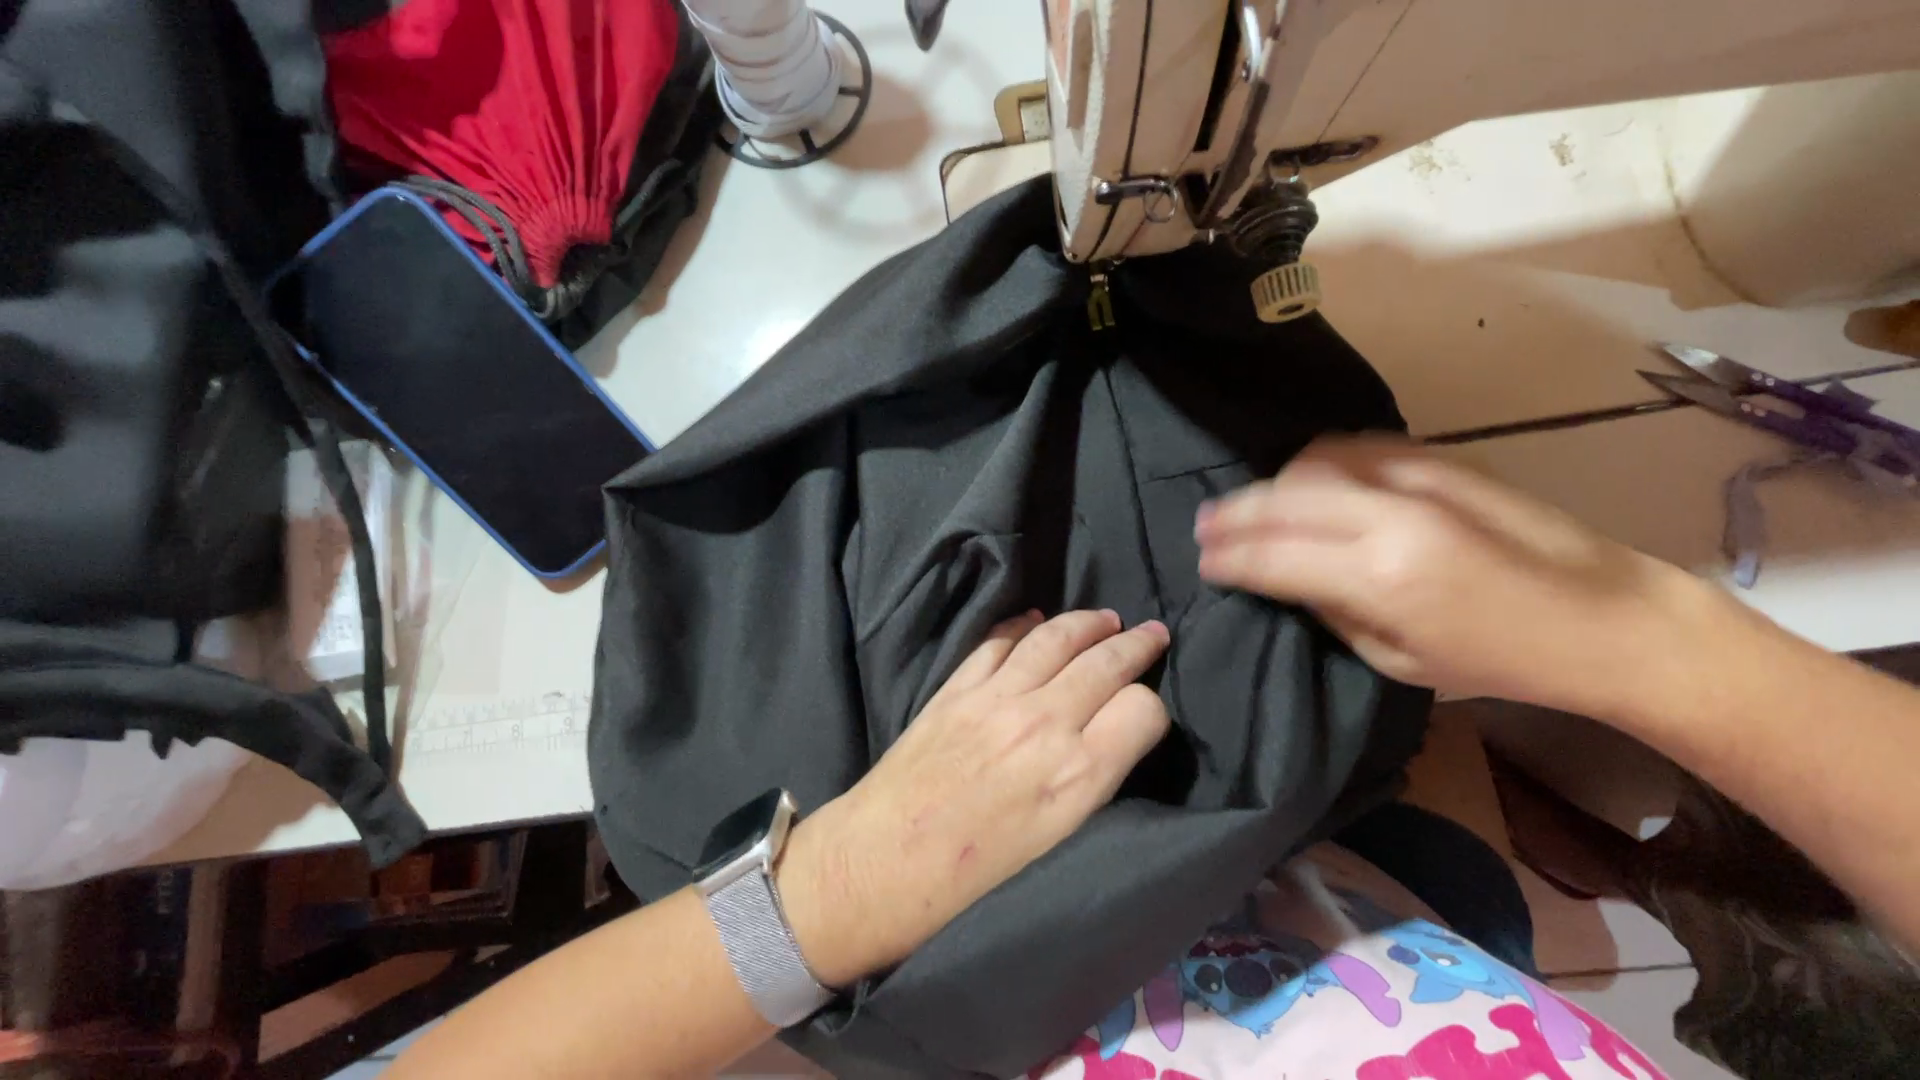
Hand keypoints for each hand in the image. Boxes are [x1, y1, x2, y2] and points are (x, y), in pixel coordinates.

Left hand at [778, 610, 1170, 986]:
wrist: (877, 868)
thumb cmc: (971, 886)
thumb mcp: (1057, 847)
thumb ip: (1090, 786)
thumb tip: (1110, 746)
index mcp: (1077, 774)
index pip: (1142, 710)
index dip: (1153, 708)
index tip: (1147, 713)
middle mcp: (1042, 723)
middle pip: (1104, 661)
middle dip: (1136, 644)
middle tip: (1153, 633)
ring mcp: (994, 699)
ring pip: (1053, 638)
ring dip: (1085, 623)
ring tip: (1104, 618)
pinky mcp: (953, 690)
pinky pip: (996, 642)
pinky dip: (1021, 627)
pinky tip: (1033, 622)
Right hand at [1193, 436, 1715, 712]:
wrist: (1609, 618)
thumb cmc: (1501, 662)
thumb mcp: (1398, 662)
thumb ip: (1330, 610)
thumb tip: (1282, 578)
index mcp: (1381, 577)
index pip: (1273, 555)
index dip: (1228, 556)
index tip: (1202, 559)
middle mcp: (1392, 515)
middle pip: (1284, 498)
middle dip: (1235, 513)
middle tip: (1205, 526)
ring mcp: (1420, 478)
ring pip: (1314, 461)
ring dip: (1273, 484)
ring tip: (1253, 507)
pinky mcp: (1442, 460)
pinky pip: (1356, 447)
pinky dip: (1319, 464)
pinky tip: (1308, 482)